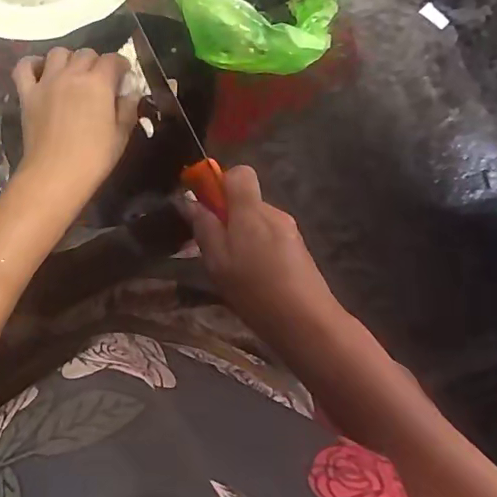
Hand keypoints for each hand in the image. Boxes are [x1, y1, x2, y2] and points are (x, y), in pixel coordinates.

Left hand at [12, 47, 137, 205]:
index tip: (123, 77)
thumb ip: (128, 108)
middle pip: (86, 53)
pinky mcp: (27, 94)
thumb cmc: (94, 158)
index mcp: (98, 82)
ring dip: (68, 59)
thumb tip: (130, 93)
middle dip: (96, 63)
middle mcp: (72, 74)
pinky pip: (24, 67)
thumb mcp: (121, 134)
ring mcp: (46, 82)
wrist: (55, 174)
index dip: (120, 65)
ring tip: (72, 75)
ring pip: (58, 53)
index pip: (112, 59)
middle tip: (99, 81)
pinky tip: (41, 72)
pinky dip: (32, 64)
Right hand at [178, 165, 343, 339]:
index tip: (205, 208)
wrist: (307, 323)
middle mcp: (273, 213)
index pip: (239, 173)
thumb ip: (204, 227)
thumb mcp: (217, 261)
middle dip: (227, 216)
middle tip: (214, 249)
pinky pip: (268, 237)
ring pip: (256, 221)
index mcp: (251, 210)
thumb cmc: (255, 290)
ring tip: (234, 270)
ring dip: (241, 236)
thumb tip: (189, 202)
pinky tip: (254, 278)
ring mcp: (289, 230)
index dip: (219, 183)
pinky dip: (256, 249)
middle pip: (245, 199)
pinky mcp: (298, 249)